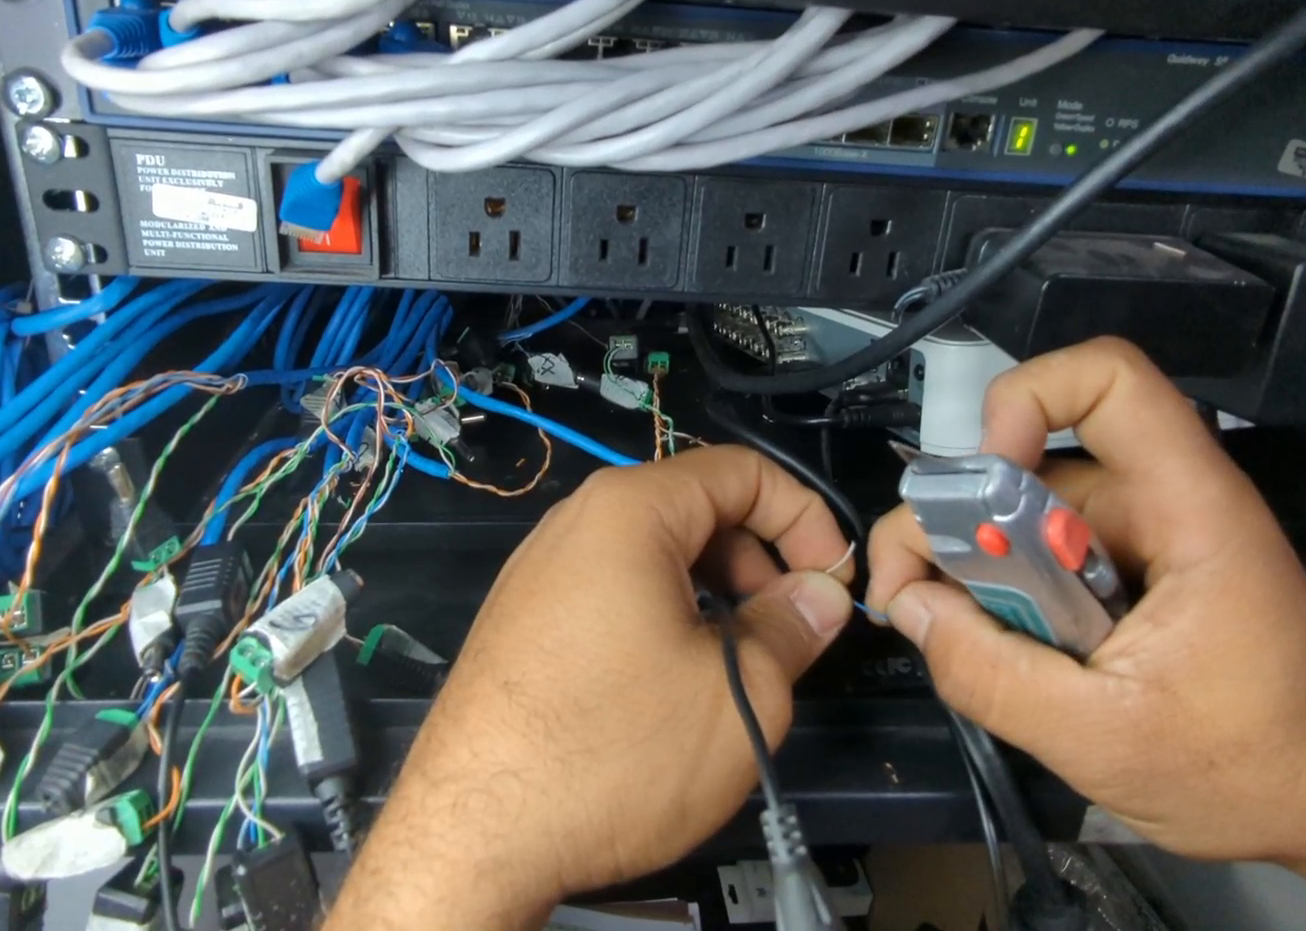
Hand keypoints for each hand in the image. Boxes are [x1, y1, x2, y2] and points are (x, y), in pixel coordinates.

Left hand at [328, 447, 854, 929]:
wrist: (470, 834)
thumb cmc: (614, 749)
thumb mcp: (736, 693)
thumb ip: (793, 626)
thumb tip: (823, 593)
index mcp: (630, 509)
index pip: (742, 471)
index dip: (805, 516)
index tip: (835, 582)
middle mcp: (578, 520)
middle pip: (696, 508)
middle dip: (760, 558)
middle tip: (790, 630)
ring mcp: (542, 567)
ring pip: (655, 552)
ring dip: (716, 590)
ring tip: (738, 659)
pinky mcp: (525, 613)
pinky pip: (614, 585)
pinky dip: (665, 610)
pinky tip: (675, 675)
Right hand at [866, 338, 1305, 927]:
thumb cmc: (1260, 776)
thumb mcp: (1105, 742)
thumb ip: (990, 675)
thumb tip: (910, 606)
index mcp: (1184, 509)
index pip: (1108, 382)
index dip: (1026, 402)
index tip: (979, 491)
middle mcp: (1149, 504)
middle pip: (1023, 460)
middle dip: (949, 519)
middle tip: (916, 598)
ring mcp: (1123, 538)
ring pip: (1007, 511)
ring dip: (961, 565)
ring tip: (953, 636)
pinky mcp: (1106, 573)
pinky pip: (1019, 553)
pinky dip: (984, 591)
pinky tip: (990, 645)